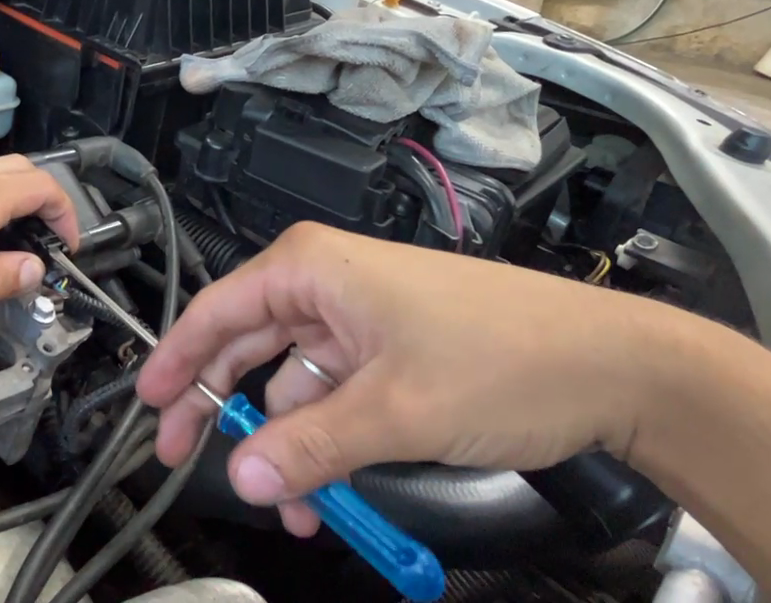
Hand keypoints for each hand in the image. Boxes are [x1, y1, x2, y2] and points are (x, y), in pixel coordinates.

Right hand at [136, 222, 677, 535]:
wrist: (624, 368)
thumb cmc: (502, 360)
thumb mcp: (395, 412)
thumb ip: (309, 447)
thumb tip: (241, 480)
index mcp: (308, 269)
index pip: (217, 312)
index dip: (176, 360)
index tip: (146, 404)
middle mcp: (322, 283)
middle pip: (246, 345)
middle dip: (217, 406)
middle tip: (178, 453)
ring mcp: (355, 317)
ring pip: (290, 381)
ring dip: (280, 441)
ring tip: (278, 502)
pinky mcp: (385, 348)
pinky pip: (332, 394)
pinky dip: (322, 440)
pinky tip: (322, 488)